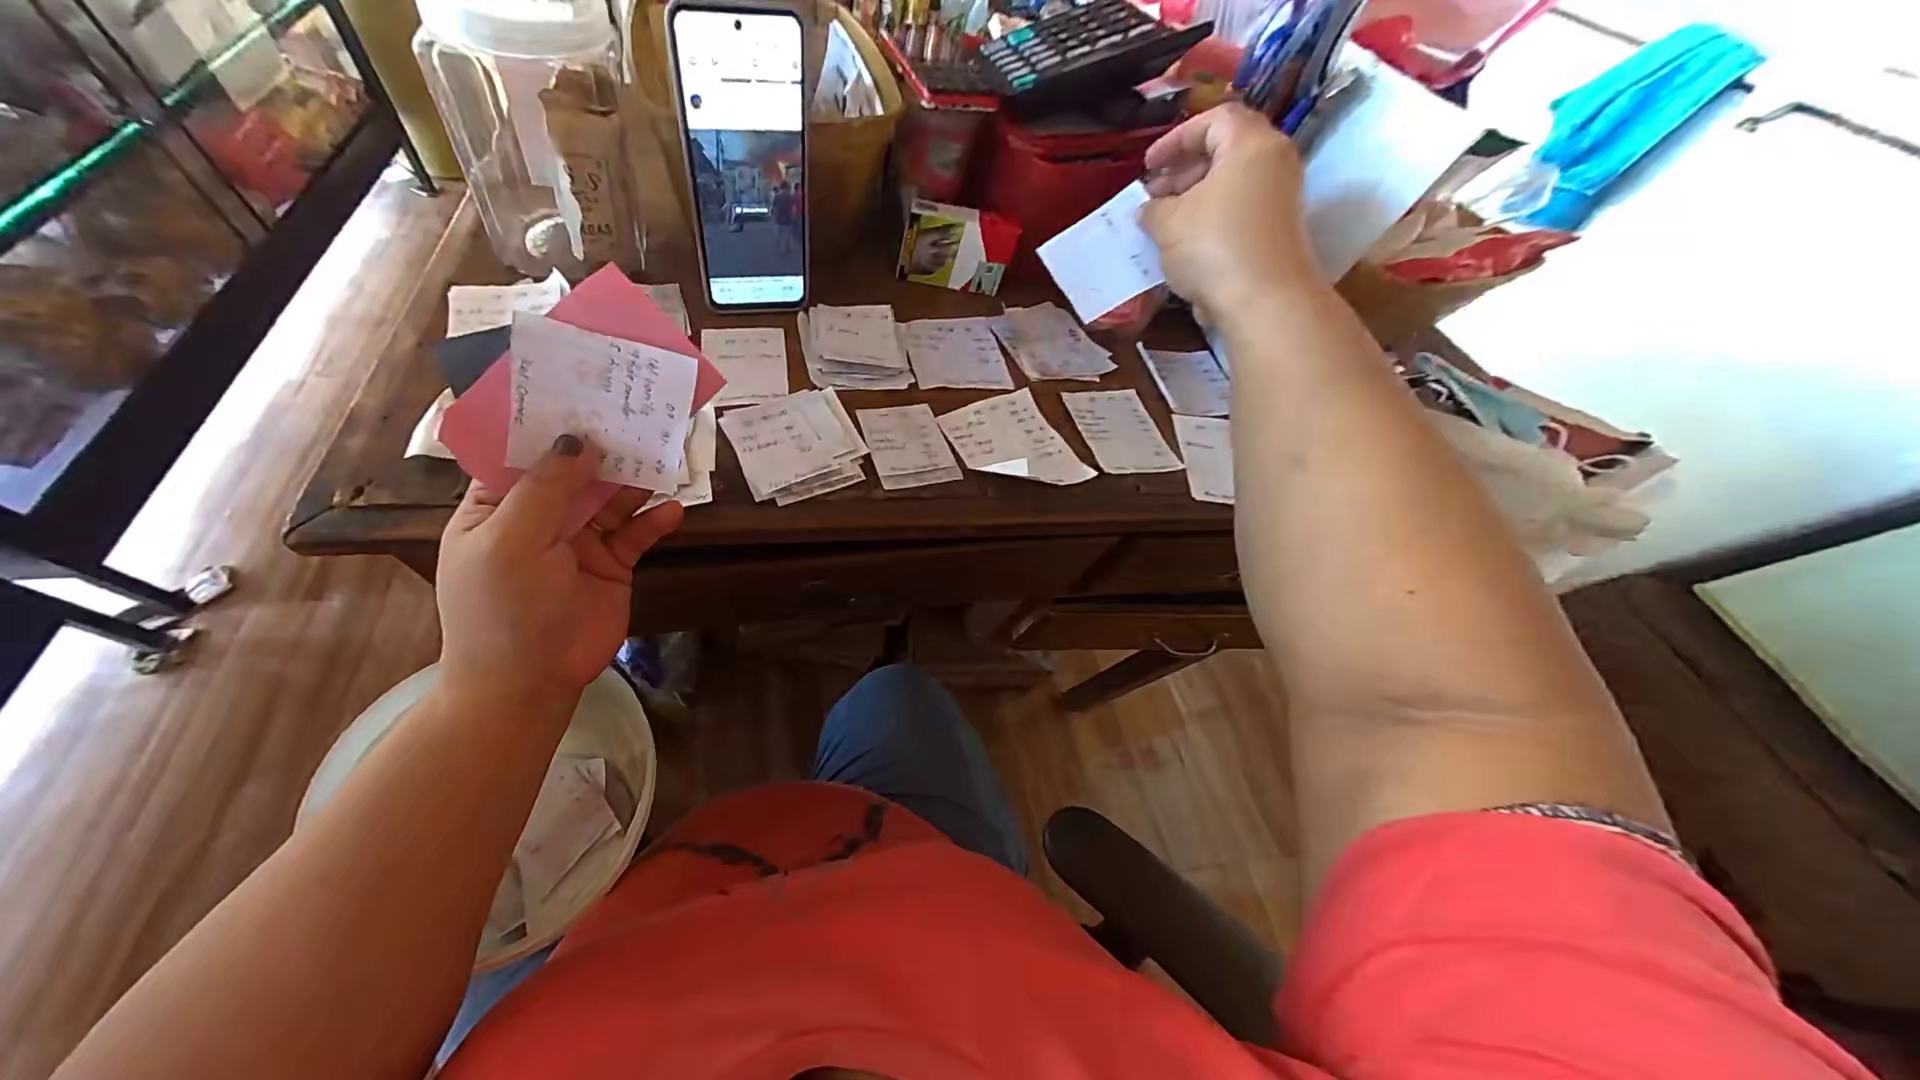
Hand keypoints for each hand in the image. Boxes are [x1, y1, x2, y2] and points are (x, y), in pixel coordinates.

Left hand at [435, 435, 684, 704]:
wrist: (529, 682)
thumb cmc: (502, 609)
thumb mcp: (512, 541)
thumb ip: (545, 488)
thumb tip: (578, 440)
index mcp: (497, 504)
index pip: (521, 450)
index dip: (549, 420)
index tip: (581, 386)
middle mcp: (540, 515)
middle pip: (576, 469)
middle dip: (603, 443)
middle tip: (637, 409)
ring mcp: (579, 539)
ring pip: (612, 497)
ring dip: (635, 478)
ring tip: (664, 450)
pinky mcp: (613, 563)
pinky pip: (638, 533)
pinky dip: (655, 520)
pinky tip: (673, 510)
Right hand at [1140, 103, 1318, 322]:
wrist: (1264, 302)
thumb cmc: (1214, 248)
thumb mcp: (1169, 223)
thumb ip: (1153, 208)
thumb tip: (1150, 209)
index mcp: (1252, 145)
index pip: (1214, 119)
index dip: (1176, 139)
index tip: (1150, 165)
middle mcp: (1275, 163)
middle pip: (1226, 151)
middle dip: (1184, 171)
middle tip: (1153, 195)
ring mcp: (1280, 200)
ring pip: (1232, 185)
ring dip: (1194, 198)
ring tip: (1164, 223)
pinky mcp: (1277, 232)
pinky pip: (1239, 212)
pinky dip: (1211, 219)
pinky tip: (1185, 245)